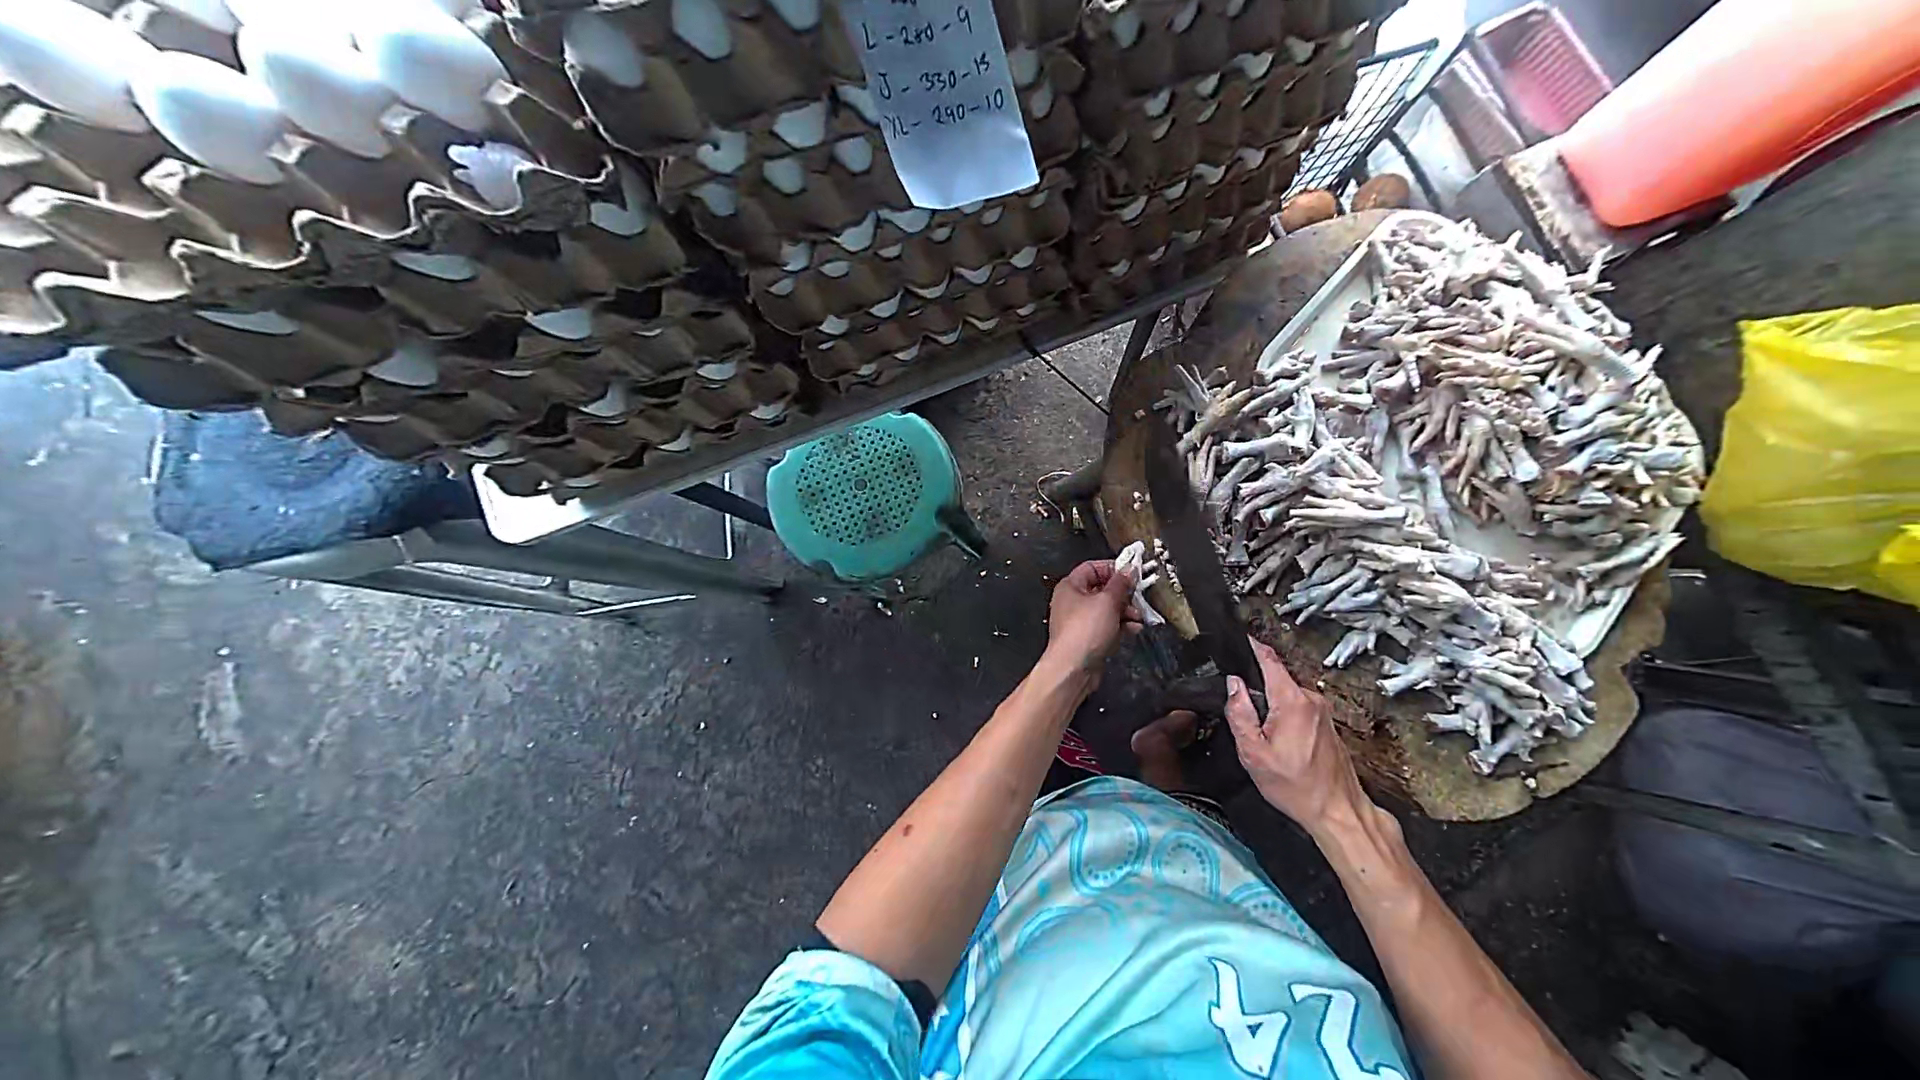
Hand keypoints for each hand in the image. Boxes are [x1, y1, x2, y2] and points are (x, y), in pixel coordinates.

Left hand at [1040, 559, 1140, 684]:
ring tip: (1138, 616)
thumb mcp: (1108, 601)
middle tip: (1137, 597)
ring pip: (1108, 609)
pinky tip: (1133, 629)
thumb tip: (1129, 570)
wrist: (1073, 668)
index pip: (1092, 567)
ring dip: (1126, 611)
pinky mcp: (1088, 638)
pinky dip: (1121, 626)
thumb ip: (1121, 583)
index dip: (1112, 568)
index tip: (1131, 572)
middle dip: (1123, 594)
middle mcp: (1072, 602)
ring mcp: (1080, 621)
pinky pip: (1108, 626)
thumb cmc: (1082, 632)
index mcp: (1070, 586)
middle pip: (1102, 589)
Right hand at [1225, 637, 1373, 837]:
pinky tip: (1280, 744)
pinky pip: (1298, 709)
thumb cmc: (1296, 786)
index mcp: (1292, 702)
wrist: (1338, 811)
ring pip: (1286, 696)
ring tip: (1264, 739)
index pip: (1270, 661)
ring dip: (1271, 708)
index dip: (1254, 646)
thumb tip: (1233, 685)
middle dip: (1257, 690)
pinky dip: (1284, 718)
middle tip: (1244, 716)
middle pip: (1276, 679)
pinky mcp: (1327, 724)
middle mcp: (1312, 701)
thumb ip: (1239, 712)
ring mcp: (1322, 712)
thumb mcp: (1253, 751)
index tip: (1243, 637)